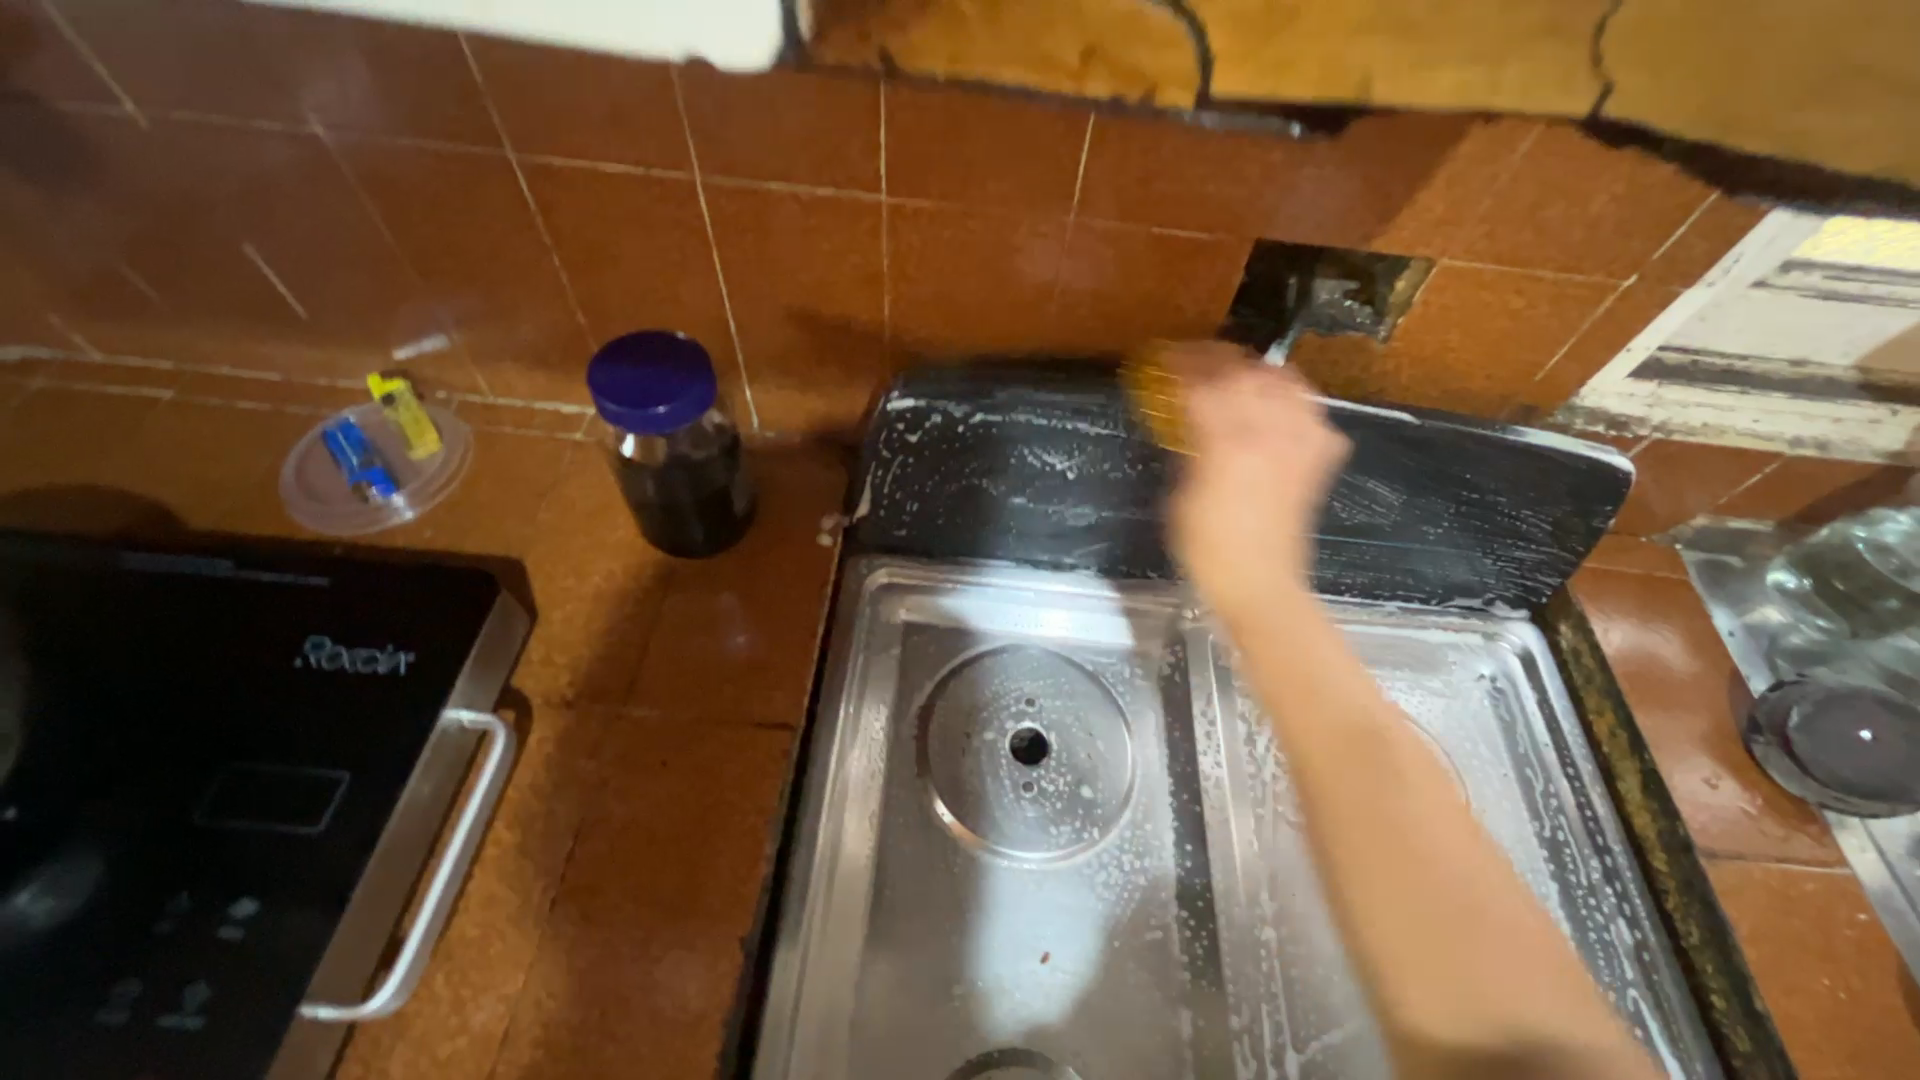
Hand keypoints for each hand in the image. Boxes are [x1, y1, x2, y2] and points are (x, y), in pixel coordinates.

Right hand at [1165, 342, 1350, 621]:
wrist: (1261, 584)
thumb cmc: (1208, 549)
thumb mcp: (1180, 497)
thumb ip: (1187, 450)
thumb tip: (1188, 420)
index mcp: (1227, 443)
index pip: (1203, 383)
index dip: (1181, 364)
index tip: (1164, 358)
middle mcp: (1269, 433)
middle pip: (1246, 372)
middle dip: (1217, 358)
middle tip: (1195, 360)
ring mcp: (1300, 443)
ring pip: (1286, 383)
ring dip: (1259, 371)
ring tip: (1239, 373)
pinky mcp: (1318, 458)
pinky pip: (1313, 412)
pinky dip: (1295, 401)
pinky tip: (1280, 408)